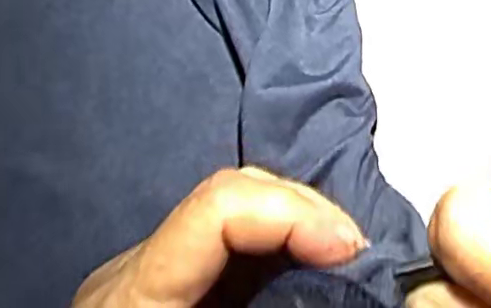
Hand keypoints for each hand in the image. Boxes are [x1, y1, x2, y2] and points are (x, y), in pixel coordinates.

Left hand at [72, 167, 370, 307]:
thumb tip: (342, 296)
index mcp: (131, 298)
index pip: (216, 208)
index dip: (291, 211)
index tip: (349, 249)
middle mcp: (137, 270)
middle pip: (234, 194)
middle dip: (307, 213)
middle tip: (359, 258)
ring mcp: (148, 275)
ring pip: (236, 214)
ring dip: (299, 227)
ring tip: (344, 260)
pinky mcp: (163, 290)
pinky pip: (230, 248)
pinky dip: (278, 251)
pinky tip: (309, 272)